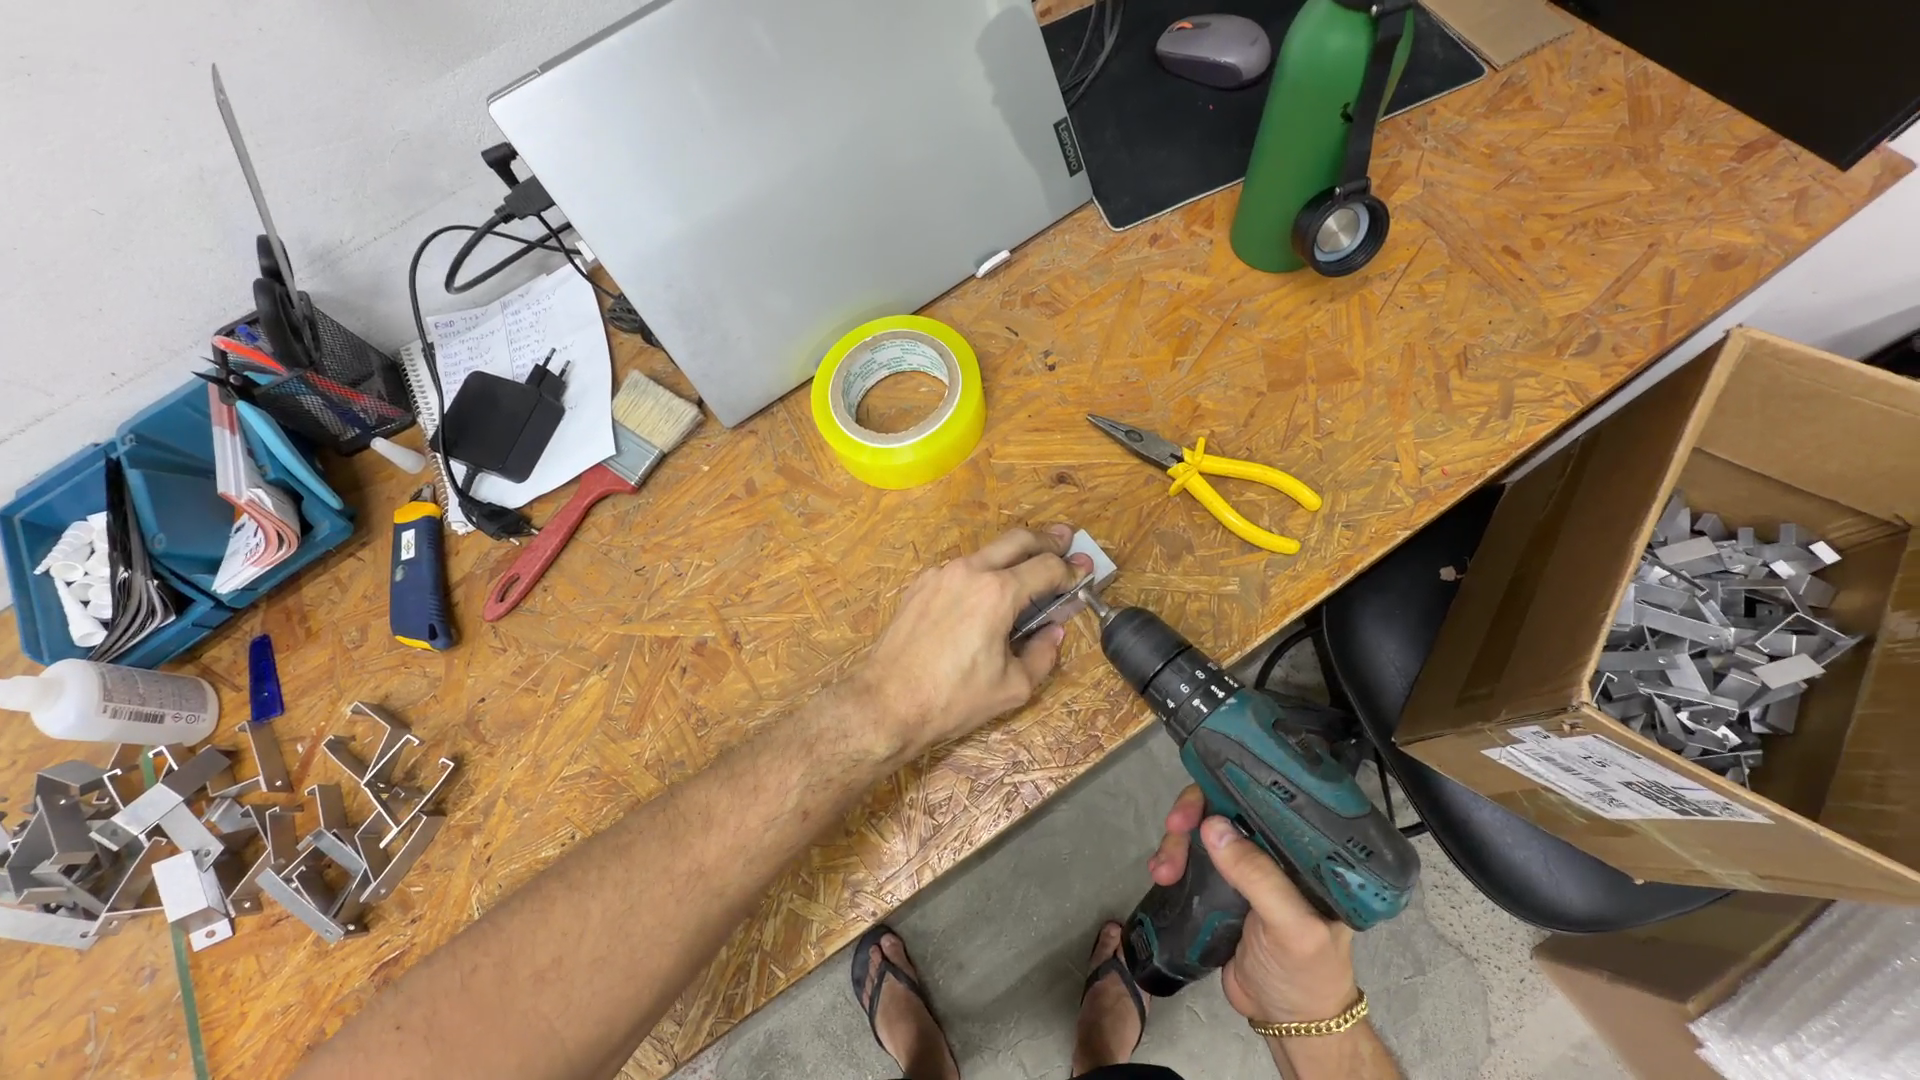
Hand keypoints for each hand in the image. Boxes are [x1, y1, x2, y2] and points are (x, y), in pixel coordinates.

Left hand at [855, 525, 1092, 755]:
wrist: (886, 703)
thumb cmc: (952, 699)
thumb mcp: (1012, 687)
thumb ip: (1042, 655)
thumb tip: (1053, 632)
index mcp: (997, 593)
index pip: (1046, 567)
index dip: (1070, 570)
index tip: (1083, 573)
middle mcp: (969, 572)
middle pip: (1018, 540)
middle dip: (1047, 539)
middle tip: (1066, 540)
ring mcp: (940, 574)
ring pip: (986, 552)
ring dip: (1013, 555)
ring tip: (1029, 566)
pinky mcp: (920, 585)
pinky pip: (960, 569)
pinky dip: (982, 572)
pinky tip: (987, 593)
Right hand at [1147, 786, 1359, 1025]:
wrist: (1288, 1023)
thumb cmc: (1307, 972)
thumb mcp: (1291, 926)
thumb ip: (1258, 877)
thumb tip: (1213, 826)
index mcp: (1301, 853)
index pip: (1264, 804)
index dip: (1228, 793)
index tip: (1197, 805)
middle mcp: (1273, 853)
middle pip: (1225, 813)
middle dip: (1192, 816)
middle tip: (1172, 828)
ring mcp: (1244, 871)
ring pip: (1202, 835)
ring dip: (1176, 844)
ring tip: (1162, 870)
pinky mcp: (1219, 890)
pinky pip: (1191, 862)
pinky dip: (1172, 861)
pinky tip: (1160, 873)